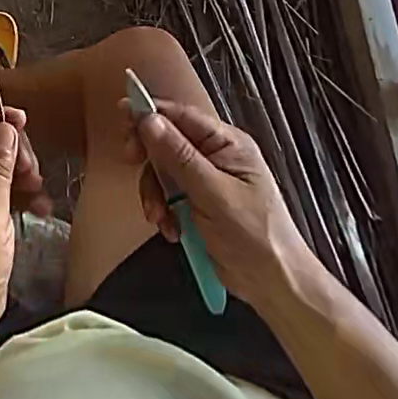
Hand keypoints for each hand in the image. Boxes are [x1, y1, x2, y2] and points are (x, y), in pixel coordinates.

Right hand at [126, 99, 319, 310]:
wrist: (276, 286)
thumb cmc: (253, 235)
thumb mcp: (213, 193)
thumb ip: (179, 156)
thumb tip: (148, 119)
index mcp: (226, 143)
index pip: (181, 115)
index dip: (150, 112)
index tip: (122, 114)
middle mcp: (214, 155)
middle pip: (167, 140)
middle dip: (148, 155)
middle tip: (131, 161)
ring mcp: (205, 179)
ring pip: (162, 170)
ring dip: (155, 192)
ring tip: (159, 217)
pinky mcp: (197, 202)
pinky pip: (167, 194)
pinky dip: (163, 210)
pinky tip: (171, 229)